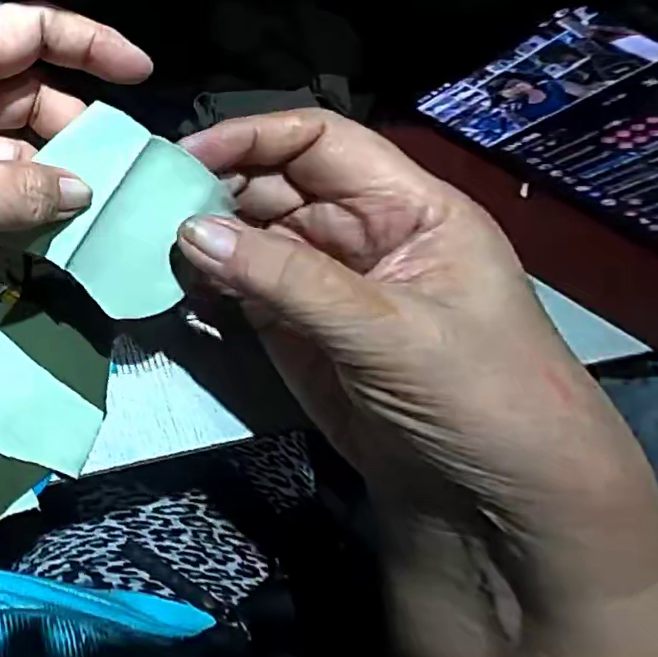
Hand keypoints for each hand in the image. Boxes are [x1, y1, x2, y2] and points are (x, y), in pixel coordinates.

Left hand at [0, 4, 151, 302]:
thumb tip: (86, 195)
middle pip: (33, 99)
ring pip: (16, 152)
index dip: (90, 44)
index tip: (141, 74)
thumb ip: (13, 192)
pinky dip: (19, 211)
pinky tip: (45, 238)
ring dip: (50, 180)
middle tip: (122, 174)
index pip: (32, 32)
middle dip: (79, 131)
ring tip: (90, 217)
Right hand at [173, 110, 657, 601]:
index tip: (189, 155)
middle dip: (217, 186)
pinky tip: (180, 285)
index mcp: (403, 205)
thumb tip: (190, 230)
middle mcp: (356, 229)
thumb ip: (287, 280)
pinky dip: (207, 280)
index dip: (254, 136)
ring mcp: (320, 279)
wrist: (502, 519)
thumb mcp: (391, 333)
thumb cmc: (483, 402)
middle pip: (273, 182)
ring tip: (156, 245)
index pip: (319, 140)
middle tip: (155, 203)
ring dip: (204, 235)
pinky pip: (239, 285)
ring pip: (248, 234)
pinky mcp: (292, 324)